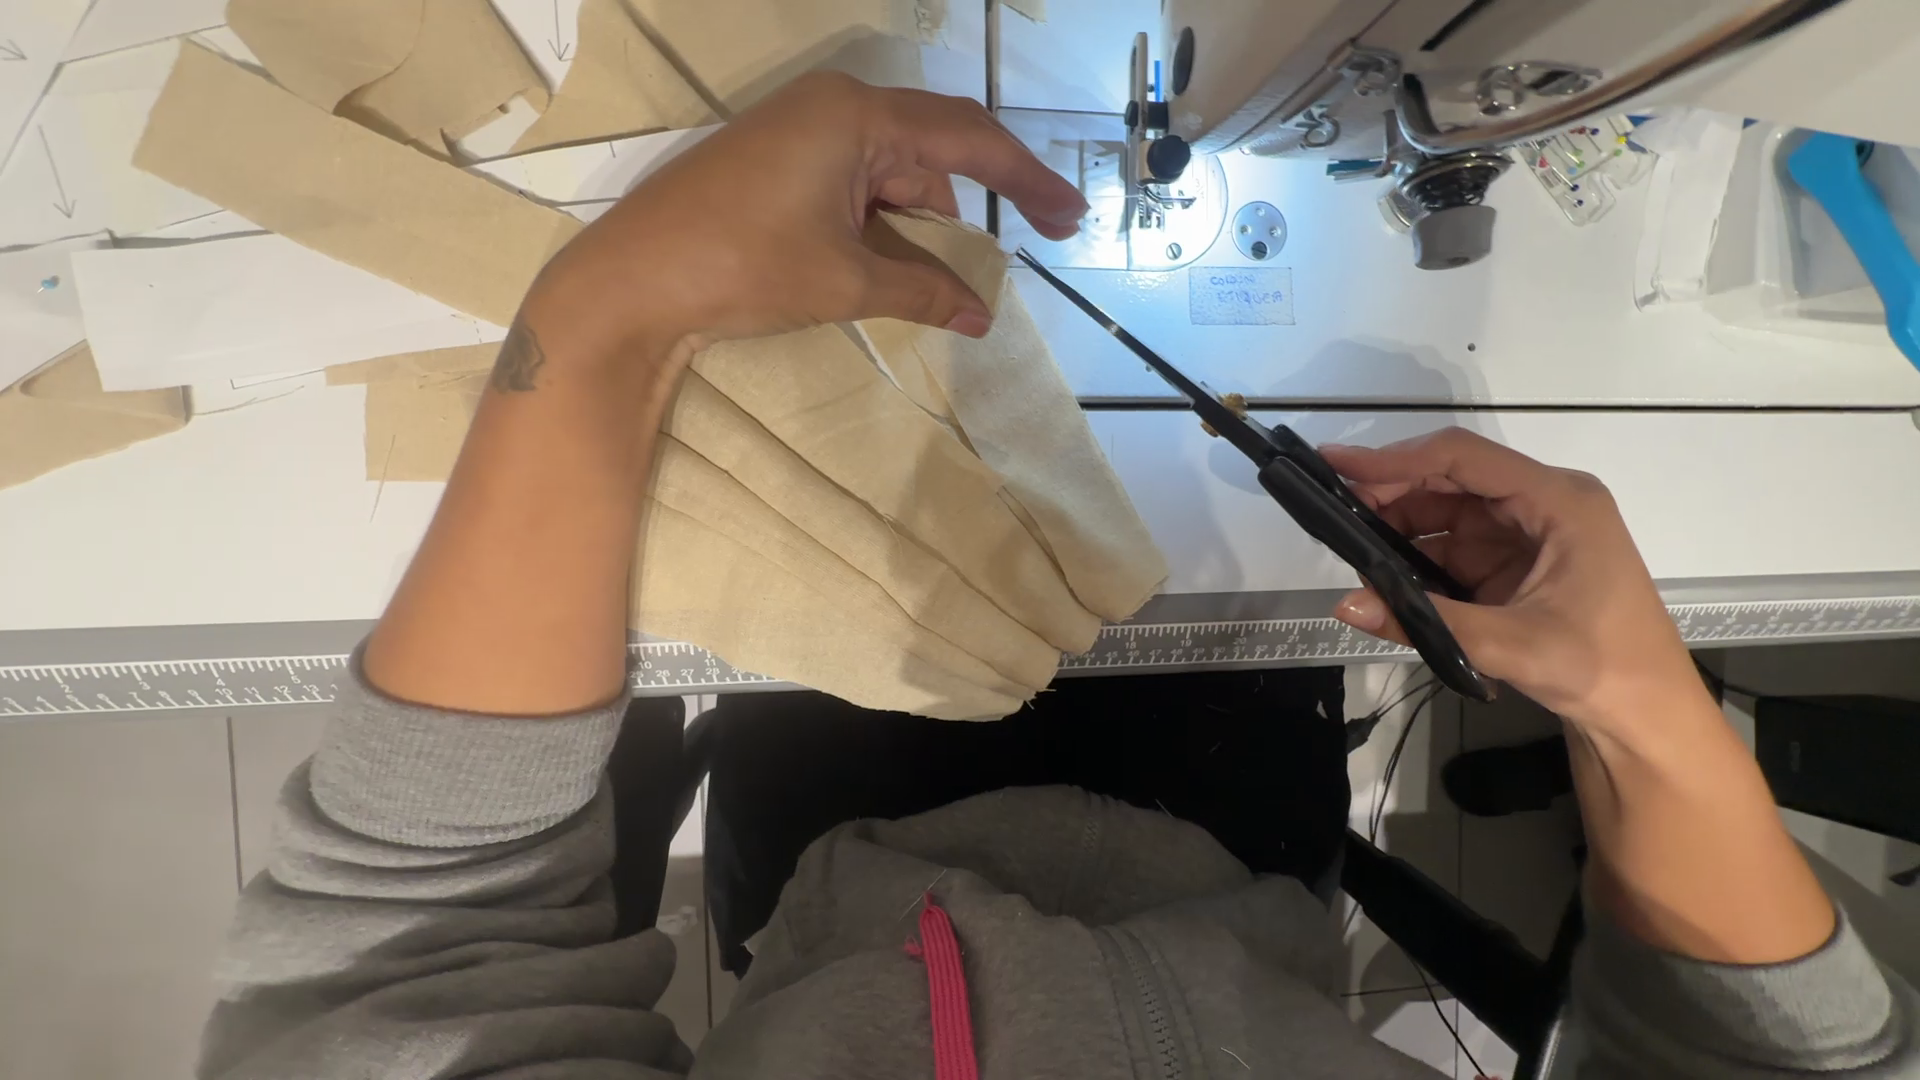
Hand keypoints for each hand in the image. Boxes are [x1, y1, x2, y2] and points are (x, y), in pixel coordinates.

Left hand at [522, 73, 1087, 360]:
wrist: (636, 284)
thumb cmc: (744, 267)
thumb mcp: (847, 281)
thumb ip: (925, 290)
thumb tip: (983, 317)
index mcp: (858, 118)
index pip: (968, 140)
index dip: (1026, 179)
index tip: (1069, 216)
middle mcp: (836, 113)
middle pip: (933, 157)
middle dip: (969, 214)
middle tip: (1004, 264)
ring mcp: (805, 138)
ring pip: (894, 181)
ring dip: (921, 232)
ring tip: (932, 288)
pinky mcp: (785, 168)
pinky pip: (859, 193)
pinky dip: (883, 231)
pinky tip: (889, 271)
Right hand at [1321, 429, 1705, 730]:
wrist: (1645, 714)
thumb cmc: (1603, 669)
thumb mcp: (1512, 645)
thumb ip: (1425, 621)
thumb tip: (1344, 604)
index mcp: (1558, 502)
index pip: (1464, 458)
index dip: (1396, 458)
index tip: (1336, 466)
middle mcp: (1539, 502)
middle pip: (1447, 475)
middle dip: (1387, 488)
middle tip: (1328, 508)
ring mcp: (1520, 530)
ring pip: (1440, 506)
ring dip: (1392, 521)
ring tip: (1345, 543)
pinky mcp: (1505, 557)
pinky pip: (1444, 540)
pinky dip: (1407, 552)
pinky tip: (1377, 569)